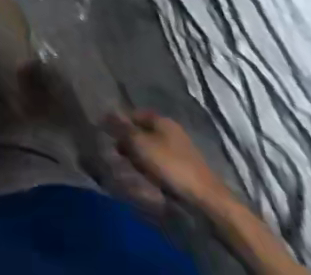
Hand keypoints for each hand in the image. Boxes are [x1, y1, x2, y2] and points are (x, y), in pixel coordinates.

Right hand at [108, 110, 232, 210]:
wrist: (205, 198)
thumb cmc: (170, 165)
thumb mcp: (140, 144)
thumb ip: (122, 128)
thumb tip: (106, 111)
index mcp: (162, 120)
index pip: (134, 114)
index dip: (120, 122)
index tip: (108, 135)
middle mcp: (171, 131)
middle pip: (143, 131)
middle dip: (129, 141)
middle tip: (118, 154)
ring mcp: (179, 150)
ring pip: (151, 148)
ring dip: (139, 156)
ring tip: (130, 167)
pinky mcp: (183, 168)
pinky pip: (160, 162)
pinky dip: (151, 168)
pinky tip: (146, 177)